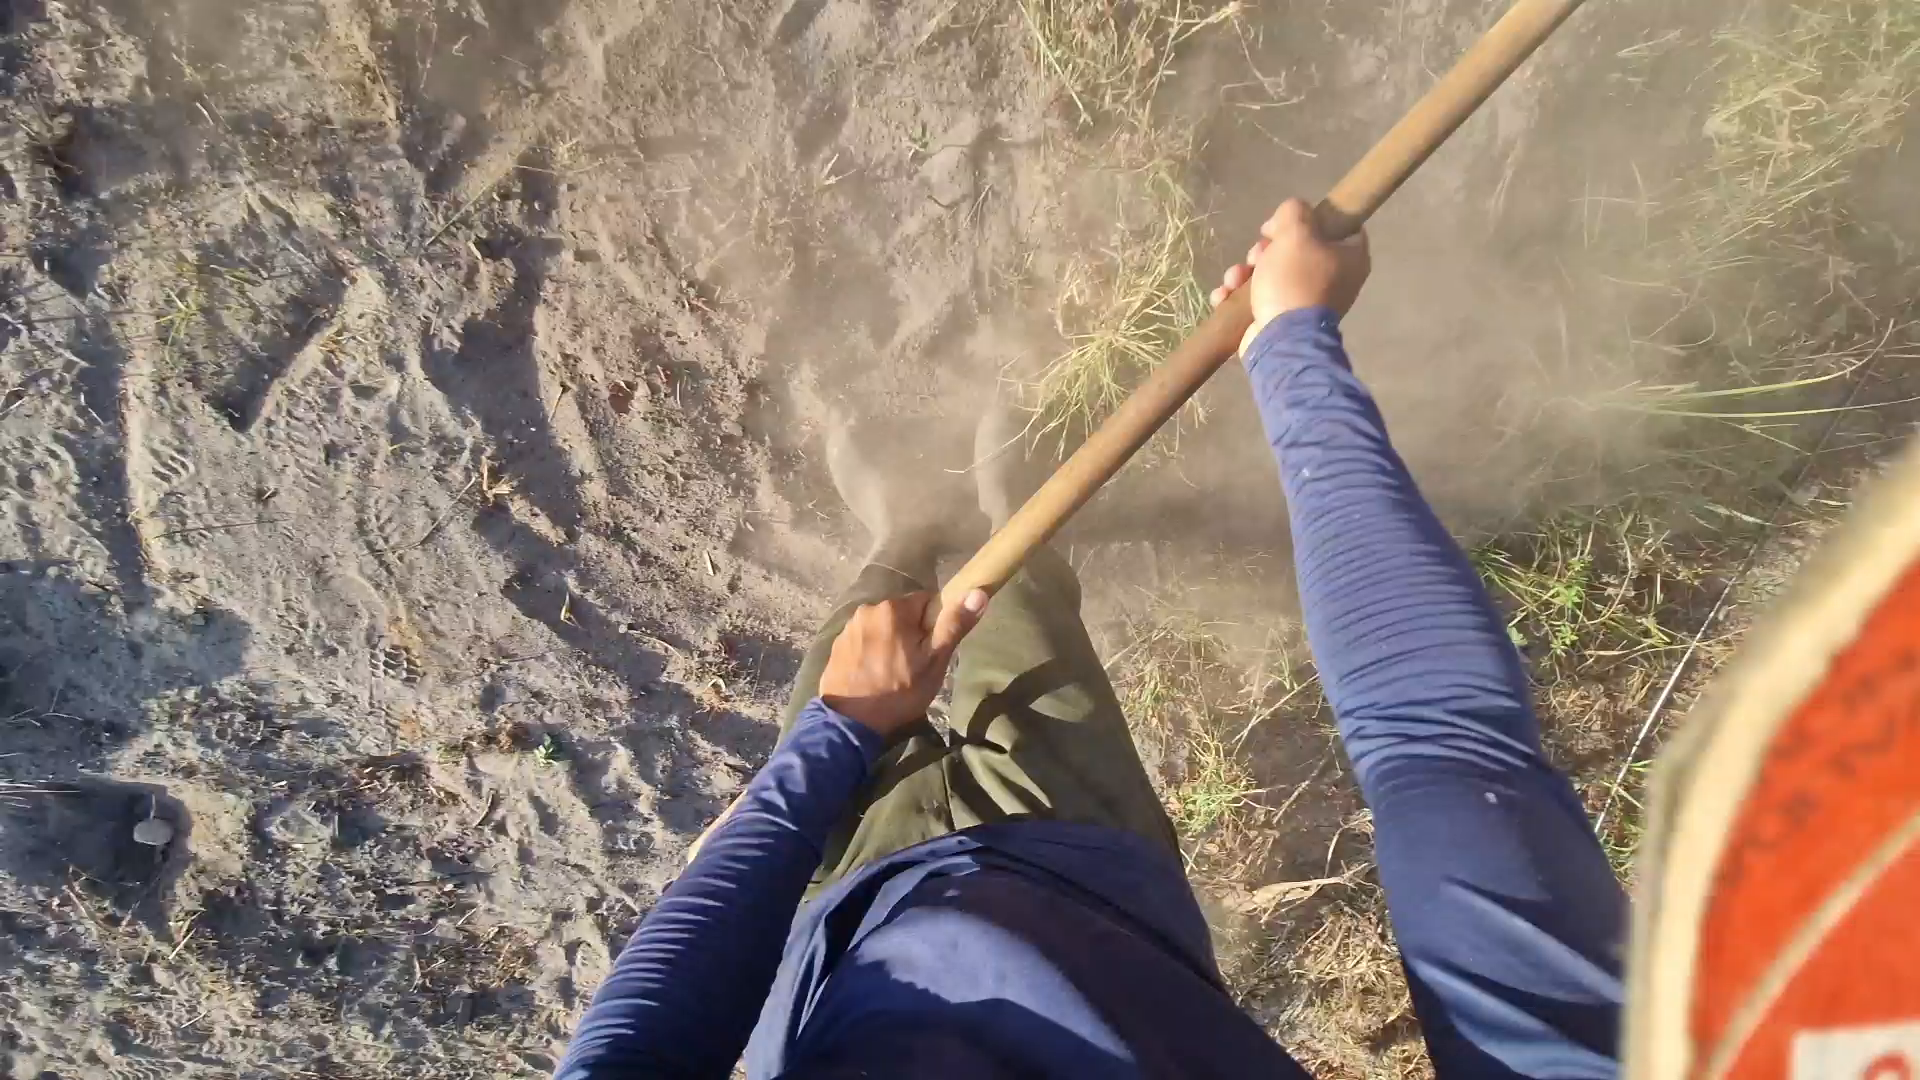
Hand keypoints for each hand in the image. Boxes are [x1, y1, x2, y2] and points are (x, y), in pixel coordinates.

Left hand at [818, 589, 990, 739]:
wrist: (850, 722)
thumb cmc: (898, 691)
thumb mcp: (934, 661)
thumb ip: (954, 625)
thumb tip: (978, 593)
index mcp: (893, 608)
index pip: (926, 601)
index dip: (934, 624)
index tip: (932, 649)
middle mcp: (868, 609)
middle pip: (903, 614)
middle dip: (912, 633)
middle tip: (915, 666)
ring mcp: (849, 627)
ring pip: (883, 627)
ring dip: (891, 642)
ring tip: (893, 673)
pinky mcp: (837, 645)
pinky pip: (864, 640)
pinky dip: (872, 652)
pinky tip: (874, 675)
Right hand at [1209, 198, 1370, 353]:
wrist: (1280, 341)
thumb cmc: (1295, 283)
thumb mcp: (1296, 232)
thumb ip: (1293, 211)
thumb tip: (1282, 220)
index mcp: (1351, 257)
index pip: (1336, 225)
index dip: (1306, 219)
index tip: (1282, 224)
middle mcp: (1332, 280)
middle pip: (1295, 250)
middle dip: (1264, 251)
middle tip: (1256, 256)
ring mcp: (1303, 303)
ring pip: (1270, 274)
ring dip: (1243, 273)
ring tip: (1233, 280)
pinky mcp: (1278, 321)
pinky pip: (1256, 300)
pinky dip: (1236, 296)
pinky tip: (1223, 296)